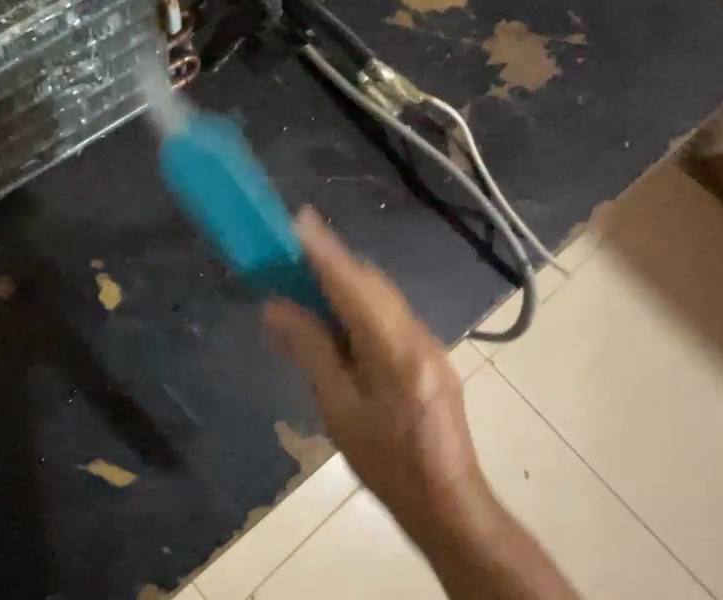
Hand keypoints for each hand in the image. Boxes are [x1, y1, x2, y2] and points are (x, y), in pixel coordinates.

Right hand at [261, 208, 489, 537]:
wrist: (447, 503)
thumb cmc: (385, 458)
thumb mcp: (338, 407)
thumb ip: (310, 349)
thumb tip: (275, 306)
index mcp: (395, 349)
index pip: (353, 284)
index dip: (323, 250)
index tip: (297, 218)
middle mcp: (418, 338)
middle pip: (370, 283)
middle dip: (329, 259)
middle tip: (287, 247)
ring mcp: (428, 348)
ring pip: (380, 296)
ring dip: (341, 278)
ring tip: (301, 275)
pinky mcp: (428, 360)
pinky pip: (386, 314)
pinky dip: (354, 301)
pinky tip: (330, 314)